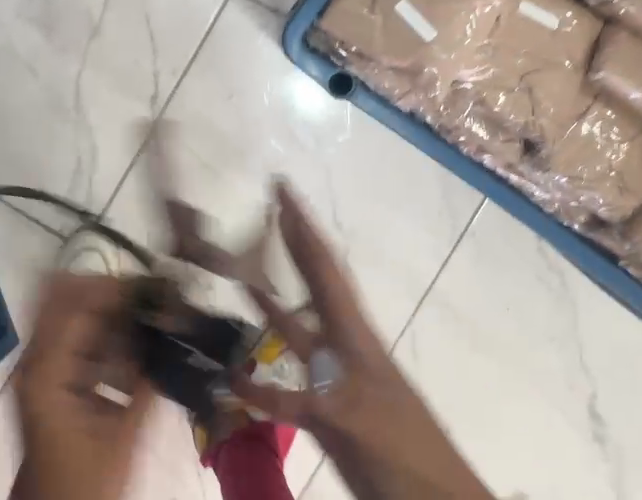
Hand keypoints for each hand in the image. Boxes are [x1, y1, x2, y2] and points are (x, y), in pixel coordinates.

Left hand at [10, 274, 153, 499]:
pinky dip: (107, 337)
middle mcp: (36, 358)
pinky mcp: (53, 379)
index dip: (114, 287)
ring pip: (74, 314)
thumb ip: (147, 383)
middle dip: (111, 293)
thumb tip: (175, 336)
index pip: (74, 301)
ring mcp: (41, 366)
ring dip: (112, 313)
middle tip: (153, 300)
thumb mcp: (122, 436)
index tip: (154, 288)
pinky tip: (139, 353)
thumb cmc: (85, 486)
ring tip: (154, 321)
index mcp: (45, 369)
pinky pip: (79, 339)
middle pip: (66, 295)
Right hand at [233, 184, 493, 499]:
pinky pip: (286, 388)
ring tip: (245, 271)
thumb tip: (242, 378)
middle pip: (315, 282)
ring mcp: (338, 378)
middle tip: (269, 205)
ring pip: (299, 329)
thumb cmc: (404, 455)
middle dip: (294, 243)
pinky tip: (237, 377)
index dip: (302, 226)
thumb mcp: (354, 421)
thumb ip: (300, 396)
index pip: (324, 267)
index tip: (281, 186)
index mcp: (355, 336)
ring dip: (273, 299)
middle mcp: (345, 345)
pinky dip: (261, 379)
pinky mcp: (331, 413)